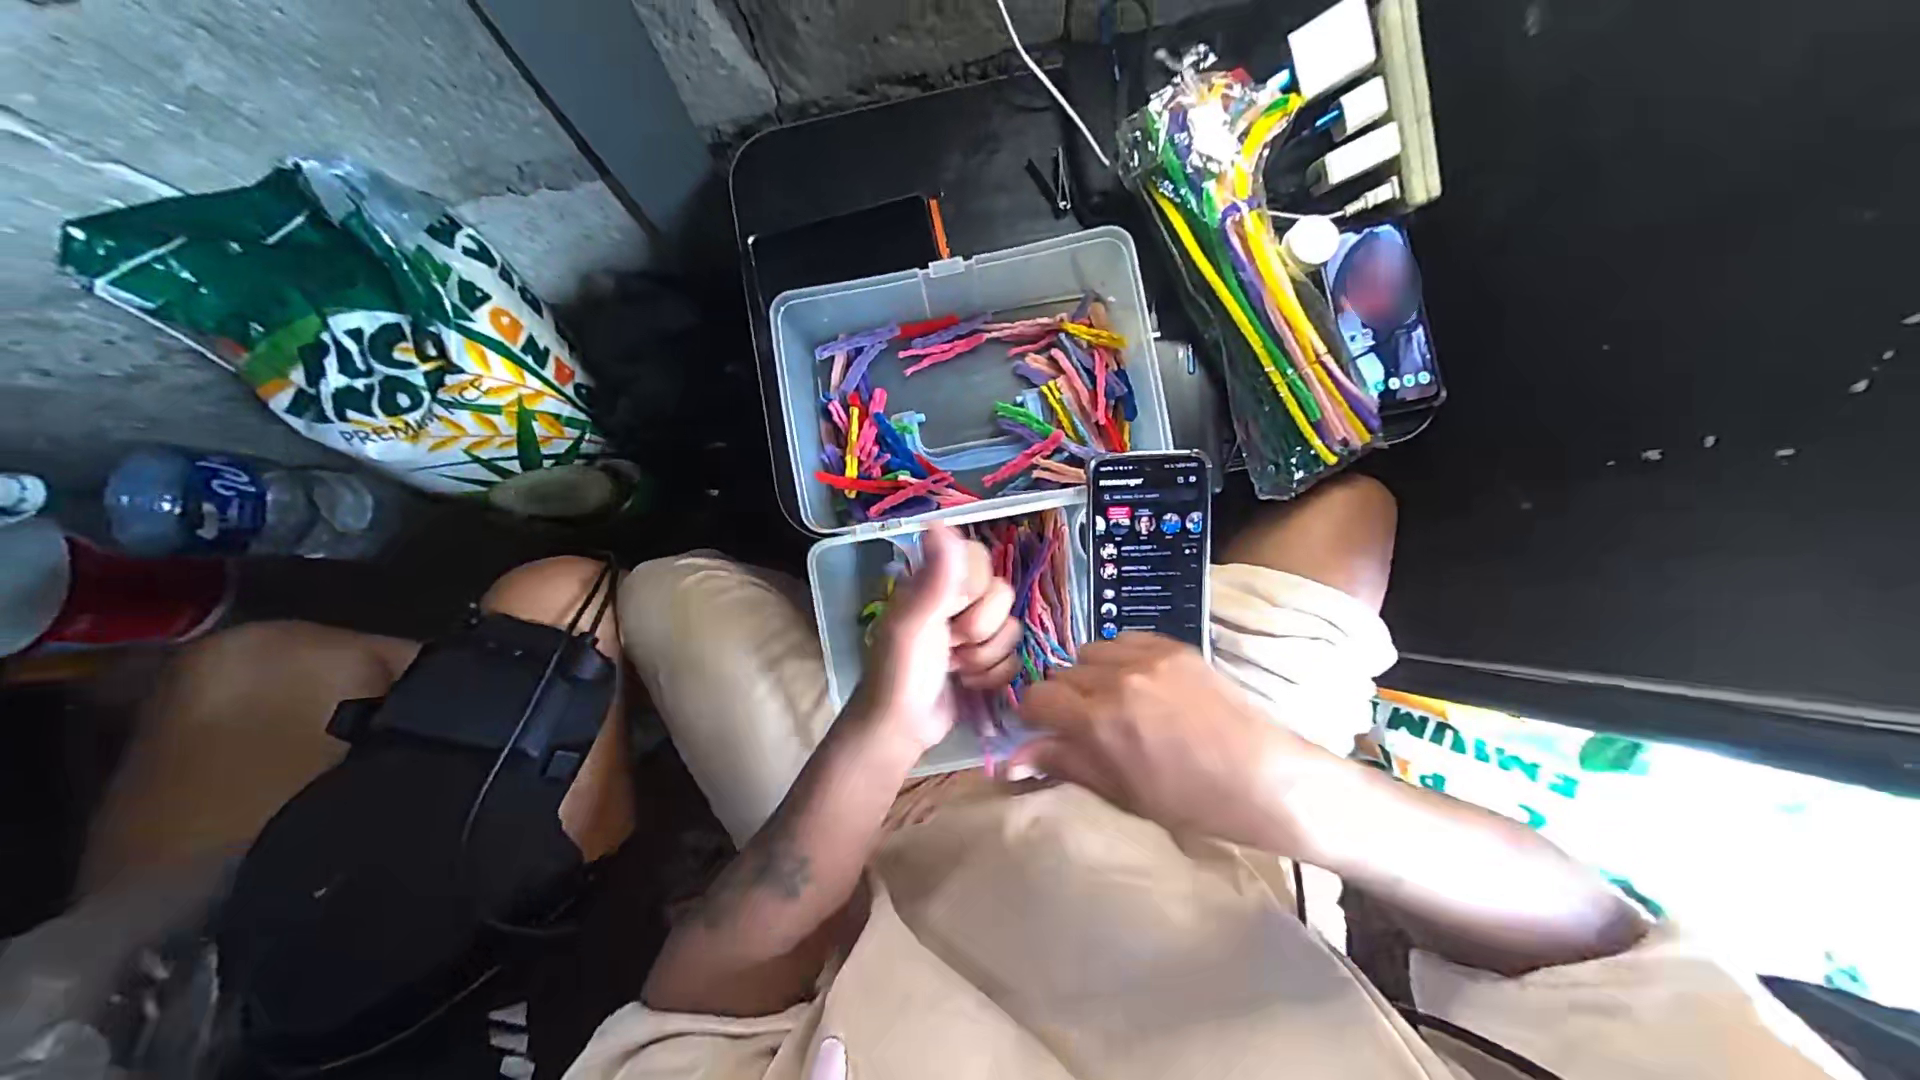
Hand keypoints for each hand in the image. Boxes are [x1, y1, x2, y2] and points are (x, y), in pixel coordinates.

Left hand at [857, 523, 1021, 752]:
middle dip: (981, 629)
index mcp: (935, 582)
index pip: (981, 559)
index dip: (976, 588)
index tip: (954, 609)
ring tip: (957, 668)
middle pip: (1002, 594)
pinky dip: (991, 676)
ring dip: (985, 656)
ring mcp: (973, 631)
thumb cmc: (900, 672)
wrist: (902, 728)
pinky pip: (1012, 656)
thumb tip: (939, 521)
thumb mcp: (914, 623)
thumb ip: (935, 577)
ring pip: (1011, 628)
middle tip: (951, 645)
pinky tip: (967, 683)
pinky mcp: (985, 659)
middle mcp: (956, 600)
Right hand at [1014, 632, 1346, 853]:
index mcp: (1098, 723)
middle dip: (1064, 696)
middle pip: (1061, 673)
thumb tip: (1011, 759)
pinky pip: (1124, 638)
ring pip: (1089, 652)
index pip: (1037, 697)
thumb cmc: (1189, 801)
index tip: (1045, 726)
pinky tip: (1138, 680)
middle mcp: (1115, 681)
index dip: (1035, 714)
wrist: (1263, 778)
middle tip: (1085, 720)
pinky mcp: (1172, 645)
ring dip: (1090, 673)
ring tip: (1114, 698)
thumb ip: (1063, 764)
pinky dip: (1120, 656)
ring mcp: (1146, 658)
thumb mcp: (1119, 792)